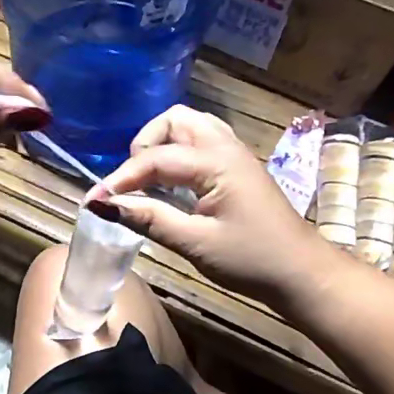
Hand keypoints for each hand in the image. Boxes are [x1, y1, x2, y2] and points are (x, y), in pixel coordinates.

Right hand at [91, 105, 339, 304]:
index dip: (119, 179)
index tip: (92, 201)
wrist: (301, 273)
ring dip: (164, 145)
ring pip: (191, 127)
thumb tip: (103, 205)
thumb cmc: (251, 259)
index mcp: (216, 161)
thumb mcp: (195, 242)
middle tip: (133, 182)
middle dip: (145, 145)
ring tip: (150, 181)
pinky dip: (181, 153)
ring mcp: (236, 155)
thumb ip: (149, 219)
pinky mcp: (239, 168)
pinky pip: (203, 143)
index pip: (155, 158)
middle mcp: (226, 146)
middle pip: (174, 121)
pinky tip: (174, 185)